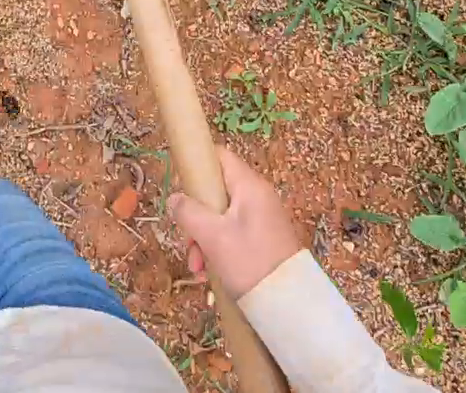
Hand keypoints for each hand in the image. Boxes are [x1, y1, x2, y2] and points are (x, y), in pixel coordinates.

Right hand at [166, 147, 301, 297]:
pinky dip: (217, 248)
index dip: (196, 164)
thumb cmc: (250, 263)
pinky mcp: (263, 240)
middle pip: (215, 191)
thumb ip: (188, 212)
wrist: (291, 309)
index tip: (181, 187)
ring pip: (220, 216)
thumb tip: (174, 199)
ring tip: (198, 267)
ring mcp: (261, 219)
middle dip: (196, 217)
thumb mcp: (212, 236)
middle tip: (188, 241)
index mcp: (249, 186)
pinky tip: (209, 273)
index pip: (218, 156)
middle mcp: (257, 197)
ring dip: (203, 238)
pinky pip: (232, 233)